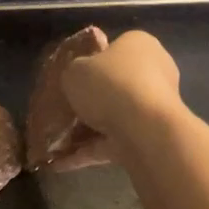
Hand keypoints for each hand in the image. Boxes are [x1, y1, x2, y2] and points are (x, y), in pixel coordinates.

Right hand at [60, 30, 184, 148]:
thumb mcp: (75, 70)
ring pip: (112, 118)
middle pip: (113, 87)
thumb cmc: (109, 85)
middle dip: (89, 104)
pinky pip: (111, 143)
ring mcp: (152, 107)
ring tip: (55, 145)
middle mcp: (153, 72)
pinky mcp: (147, 136)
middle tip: (62, 114)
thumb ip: (73, 73)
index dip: (89, 65)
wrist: (142, 127)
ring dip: (84, 133)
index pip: (112, 50)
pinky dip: (87, 153)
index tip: (70, 82)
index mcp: (138, 44)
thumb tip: (76, 79)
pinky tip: (61, 164)